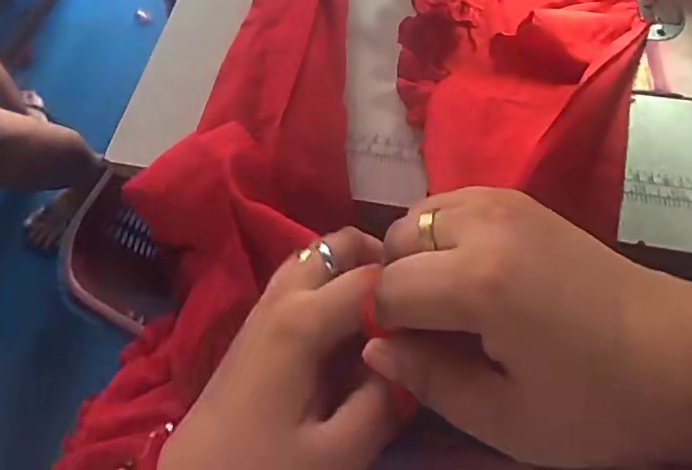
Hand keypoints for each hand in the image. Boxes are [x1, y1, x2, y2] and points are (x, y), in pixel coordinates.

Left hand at [162, 228, 407, 469]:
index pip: (370, 277)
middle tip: (408, 293)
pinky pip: (300, 274)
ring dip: (350, 263)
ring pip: (316, 252)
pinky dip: (329, 276)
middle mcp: (283, 294)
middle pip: (337, 243)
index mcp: (303, 318)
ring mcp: (265, 303)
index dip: (408, 288)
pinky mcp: (256, 320)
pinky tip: (344, 320)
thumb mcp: (334, 455)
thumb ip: (382, 403)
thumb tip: (413, 358)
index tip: (434, 308)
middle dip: (377, 255)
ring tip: (381, 301)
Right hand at [365, 188, 691, 467]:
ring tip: (446, 300)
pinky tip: (470, 271)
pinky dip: (442, 230)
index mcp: (479, 279)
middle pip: (398, 236)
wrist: (672, 350)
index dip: (384, 325)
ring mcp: (503, 199)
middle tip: (425, 330)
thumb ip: (429, 379)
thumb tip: (373, 349)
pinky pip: (454, 200)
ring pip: (422, 211)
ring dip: (417, 251)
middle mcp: (484, 222)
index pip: (391, 288)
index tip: (402, 355)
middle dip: (397, 282)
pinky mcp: (519, 196)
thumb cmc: (594, 402)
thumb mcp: (506, 417)